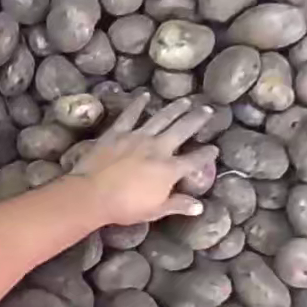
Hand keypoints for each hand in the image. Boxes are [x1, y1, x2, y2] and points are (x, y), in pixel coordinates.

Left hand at [67, 94, 215, 225]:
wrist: (92, 193)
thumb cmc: (124, 206)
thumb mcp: (155, 210)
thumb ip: (178, 205)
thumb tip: (199, 207)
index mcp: (169, 169)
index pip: (195, 160)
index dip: (206, 154)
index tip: (215, 148)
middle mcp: (158, 148)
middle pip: (182, 129)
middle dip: (196, 119)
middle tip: (207, 109)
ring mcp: (137, 137)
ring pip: (161, 117)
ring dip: (175, 108)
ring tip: (185, 100)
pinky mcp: (117, 132)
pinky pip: (130, 114)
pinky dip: (138, 104)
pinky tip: (145, 95)